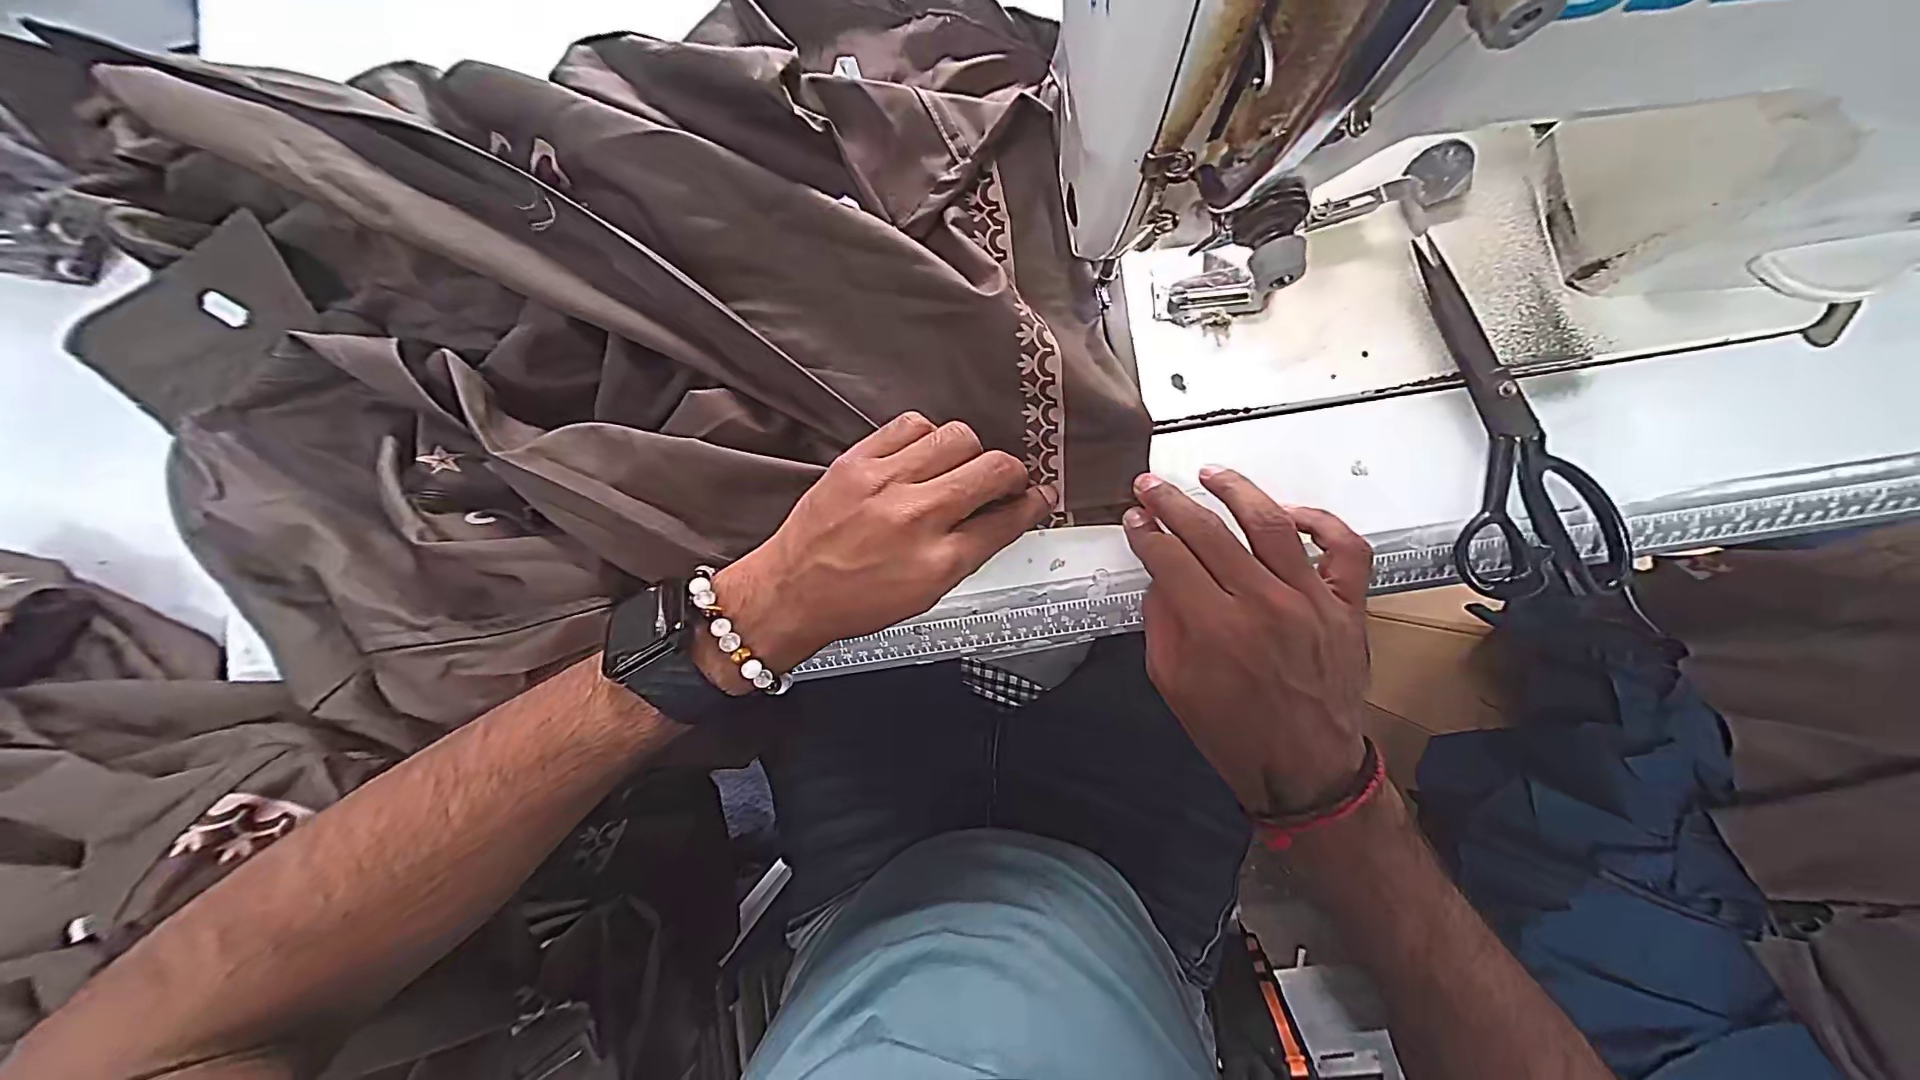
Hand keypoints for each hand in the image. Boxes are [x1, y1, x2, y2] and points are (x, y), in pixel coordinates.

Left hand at [697, 412, 1056, 689]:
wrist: (791, 591)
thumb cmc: (855, 601)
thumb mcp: (927, 593)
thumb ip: (971, 551)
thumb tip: (1005, 517)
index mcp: (939, 562)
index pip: (1007, 519)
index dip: (1032, 505)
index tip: (1038, 496)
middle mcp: (916, 518)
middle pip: (993, 470)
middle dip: (1012, 473)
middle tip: (1006, 480)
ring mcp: (884, 483)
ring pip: (958, 437)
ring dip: (971, 452)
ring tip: (960, 467)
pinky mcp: (856, 461)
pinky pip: (911, 425)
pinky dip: (928, 436)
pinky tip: (923, 453)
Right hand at [1123, 468, 1373, 814]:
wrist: (1305, 767)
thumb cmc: (1237, 733)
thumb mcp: (1172, 683)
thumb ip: (1162, 622)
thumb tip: (1160, 578)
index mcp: (1214, 628)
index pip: (1169, 557)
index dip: (1145, 531)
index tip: (1136, 519)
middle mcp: (1262, 605)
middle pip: (1208, 531)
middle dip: (1171, 502)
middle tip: (1152, 487)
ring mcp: (1310, 601)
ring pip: (1270, 523)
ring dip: (1235, 490)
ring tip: (1211, 474)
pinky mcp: (1345, 606)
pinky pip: (1343, 548)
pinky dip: (1320, 520)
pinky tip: (1289, 511)